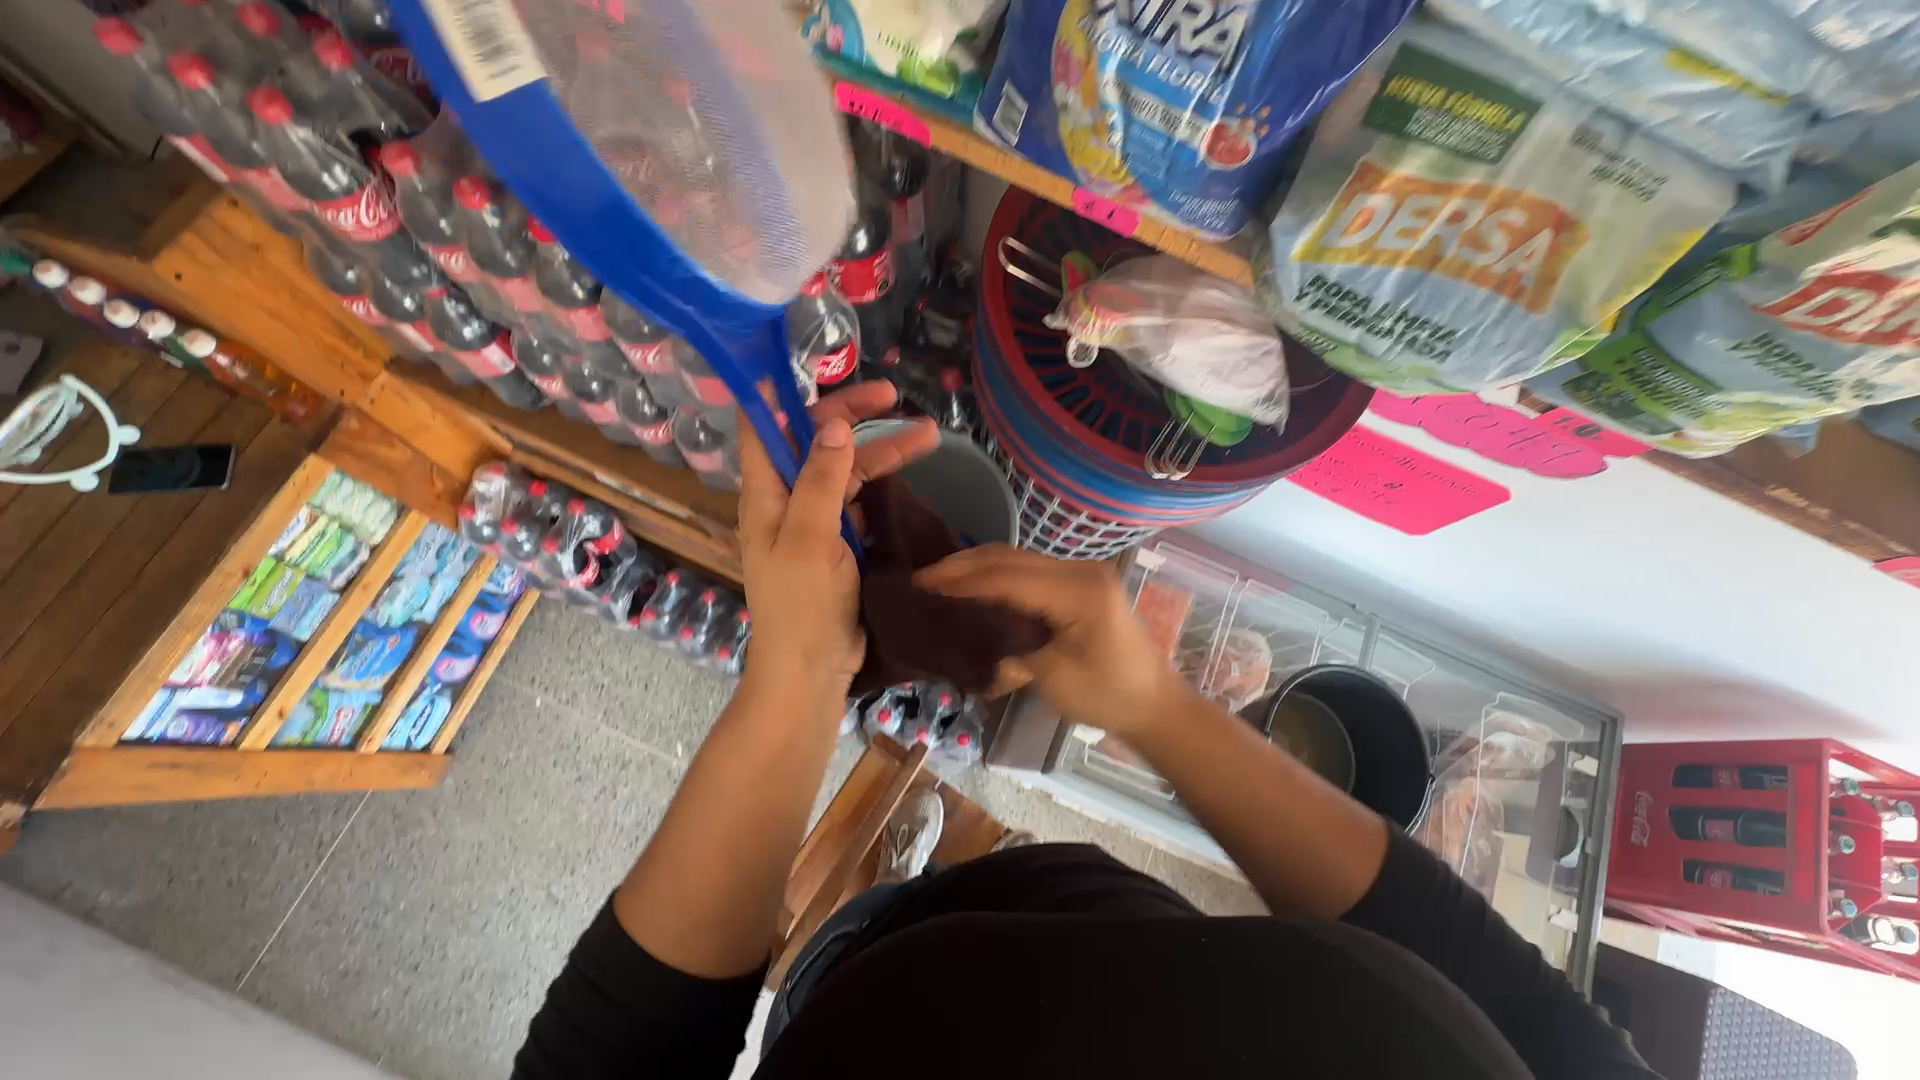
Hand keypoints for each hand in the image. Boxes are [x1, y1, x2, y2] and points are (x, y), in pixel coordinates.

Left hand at [735, 382, 937, 699]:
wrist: (812, 668)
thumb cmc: (802, 605)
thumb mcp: (810, 539)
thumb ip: (821, 481)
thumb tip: (834, 428)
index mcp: (765, 493)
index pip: (763, 427)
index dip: (780, 392)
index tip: (810, 364)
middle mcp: (785, 499)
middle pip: (815, 441)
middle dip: (851, 415)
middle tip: (893, 396)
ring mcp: (813, 520)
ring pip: (845, 468)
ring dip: (881, 450)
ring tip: (930, 436)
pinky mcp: (838, 541)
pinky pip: (858, 499)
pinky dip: (883, 482)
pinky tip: (910, 471)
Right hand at [915, 545, 1191, 739]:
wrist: (1152, 703)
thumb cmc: (1106, 696)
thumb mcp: (1052, 676)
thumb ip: (1008, 645)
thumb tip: (965, 630)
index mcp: (1078, 590)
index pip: (1005, 576)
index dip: (958, 581)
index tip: (918, 588)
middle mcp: (1079, 569)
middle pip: (1007, 557)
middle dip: (959, 567)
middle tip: (916, 582)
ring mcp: (1078, 572)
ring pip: (1013, 558)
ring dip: (973, 568)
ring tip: (933, 583)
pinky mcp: (1075, 583)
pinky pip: (1026, 571)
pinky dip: (993, 576)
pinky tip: (967, 588)